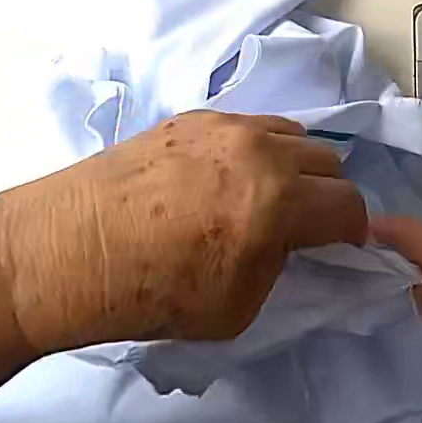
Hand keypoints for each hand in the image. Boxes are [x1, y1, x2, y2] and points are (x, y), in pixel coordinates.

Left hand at [0, 111, 368, 384]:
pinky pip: (244, 126)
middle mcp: (257, 150)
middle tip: (300, 221)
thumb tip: (287, 240)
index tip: (337, 245)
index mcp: (277, 201)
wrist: (71, 249)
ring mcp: (221, 125)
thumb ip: (278, 264)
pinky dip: (252, 148)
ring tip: (262, 193)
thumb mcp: (237, 306)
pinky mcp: (189, 116)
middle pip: (327, 160)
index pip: (350, 206)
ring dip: (291, 164)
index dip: (351, 232)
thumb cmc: (151, 293)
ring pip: (288, 133)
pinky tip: (222, 174)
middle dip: (324, 194)